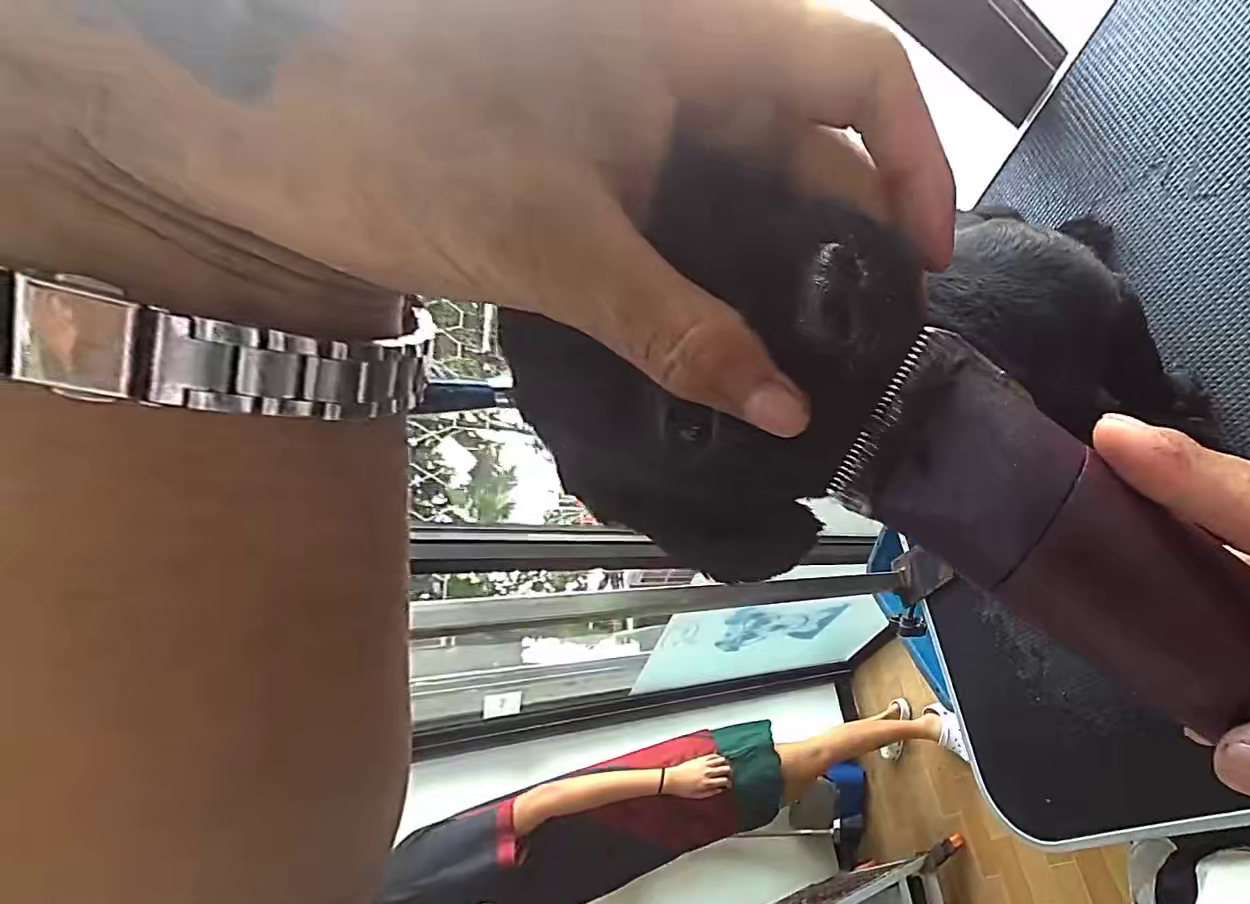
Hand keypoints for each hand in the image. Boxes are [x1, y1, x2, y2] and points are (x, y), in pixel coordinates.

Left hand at [1, 0, 954, 434]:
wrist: (219, 104)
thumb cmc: (369, 121)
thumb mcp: (551, 241)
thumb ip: (681, 332)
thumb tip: (788, 412)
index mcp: (694, 42)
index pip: (864, 74)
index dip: (918, 163)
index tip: (929, 259)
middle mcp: (697, 79)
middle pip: (831, 157)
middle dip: (867, 249)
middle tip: (875, 342)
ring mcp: (666, 133)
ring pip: (777, 206)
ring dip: (807, 285)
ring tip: (824, 365)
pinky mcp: (636, 179)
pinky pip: (722, 236)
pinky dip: (747, 294)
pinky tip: (749, 352)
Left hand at [662, 754, 731, 798]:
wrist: (671, 779)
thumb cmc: (683, 789)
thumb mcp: (696, 795)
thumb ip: (710, 793)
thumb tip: (720, 790)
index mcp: (707, 783)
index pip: (724, 780)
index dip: (728, 782)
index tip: (728, 784)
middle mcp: (708, 772)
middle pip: (725, 769)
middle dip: (729, 772)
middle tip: (728, 774)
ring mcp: (705, 764)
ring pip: (721, 760)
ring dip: (724, 763)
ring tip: (724, 766)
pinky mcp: (701, 758)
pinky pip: (714, 755)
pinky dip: (718, 757)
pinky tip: (718, 760)